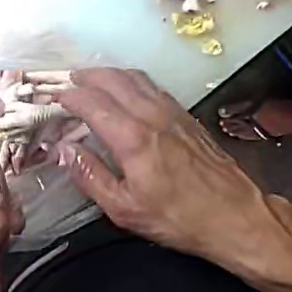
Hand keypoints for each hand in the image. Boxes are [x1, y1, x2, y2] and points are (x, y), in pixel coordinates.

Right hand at [55, 69, 291, 288]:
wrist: (237, 216)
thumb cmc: (179, 218)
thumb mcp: (124, 209)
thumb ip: (91, 176)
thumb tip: (65, 150)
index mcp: (132, 137)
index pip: (91, 102)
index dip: (69, 97)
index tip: (54, 100)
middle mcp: (150, 115)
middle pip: (112, 79)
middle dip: (86, 77)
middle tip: (69, 82)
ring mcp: (172, 112)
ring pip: (134, 77)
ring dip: (109, 73)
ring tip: (92, 79)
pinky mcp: (186, 115)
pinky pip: (153, 85)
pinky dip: (131, 80)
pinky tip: (127, 90)